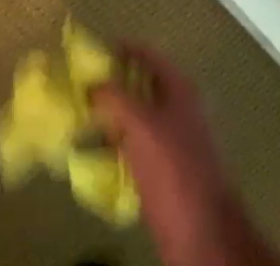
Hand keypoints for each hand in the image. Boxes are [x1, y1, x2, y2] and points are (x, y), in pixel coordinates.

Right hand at [93, 46, 279, 265]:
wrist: (202, 230)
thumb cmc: (173, 167)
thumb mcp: (140, 124)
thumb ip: (114, 97)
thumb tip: (92, 84)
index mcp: (180, 90)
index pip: (148, 54)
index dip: (121, 48)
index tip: (89, 52)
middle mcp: (178, 109)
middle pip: (140, 84)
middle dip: (110, 83)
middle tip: (77, 84)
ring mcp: (172, 140)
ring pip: (135, 116)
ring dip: (108, 114)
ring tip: (78, 115)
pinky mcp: (163, 168)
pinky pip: (133, 145)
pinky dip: (113, 143)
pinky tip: (91, 149)